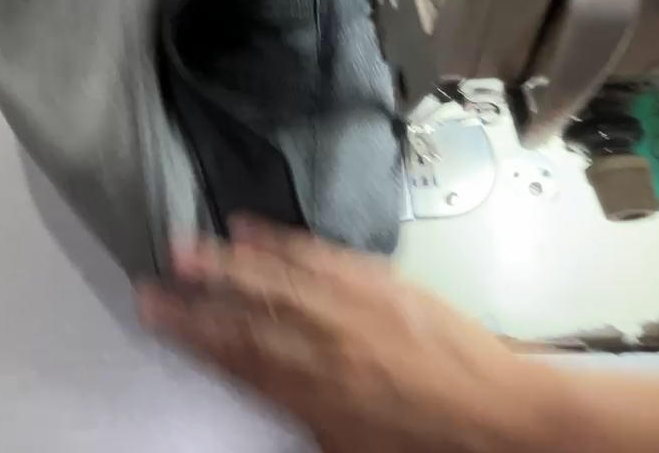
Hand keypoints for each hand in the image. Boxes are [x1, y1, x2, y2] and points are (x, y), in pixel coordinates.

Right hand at [137, 217, 575, 452]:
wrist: (504, 417)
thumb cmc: (431, 442)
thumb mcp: (355, 449)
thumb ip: (303, 419)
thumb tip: (262, 395)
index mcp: (318, 394)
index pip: (239, 357)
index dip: (191, 333)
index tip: (154, 312)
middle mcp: (326, 346)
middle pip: (248, 314)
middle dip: (198, 295)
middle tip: (157, 274)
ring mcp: (351, 307)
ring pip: (276, 278)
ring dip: (227, 261)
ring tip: (188, 244)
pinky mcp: (376, 280)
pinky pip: (318, 255)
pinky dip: (280, 241)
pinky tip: (251, 228)